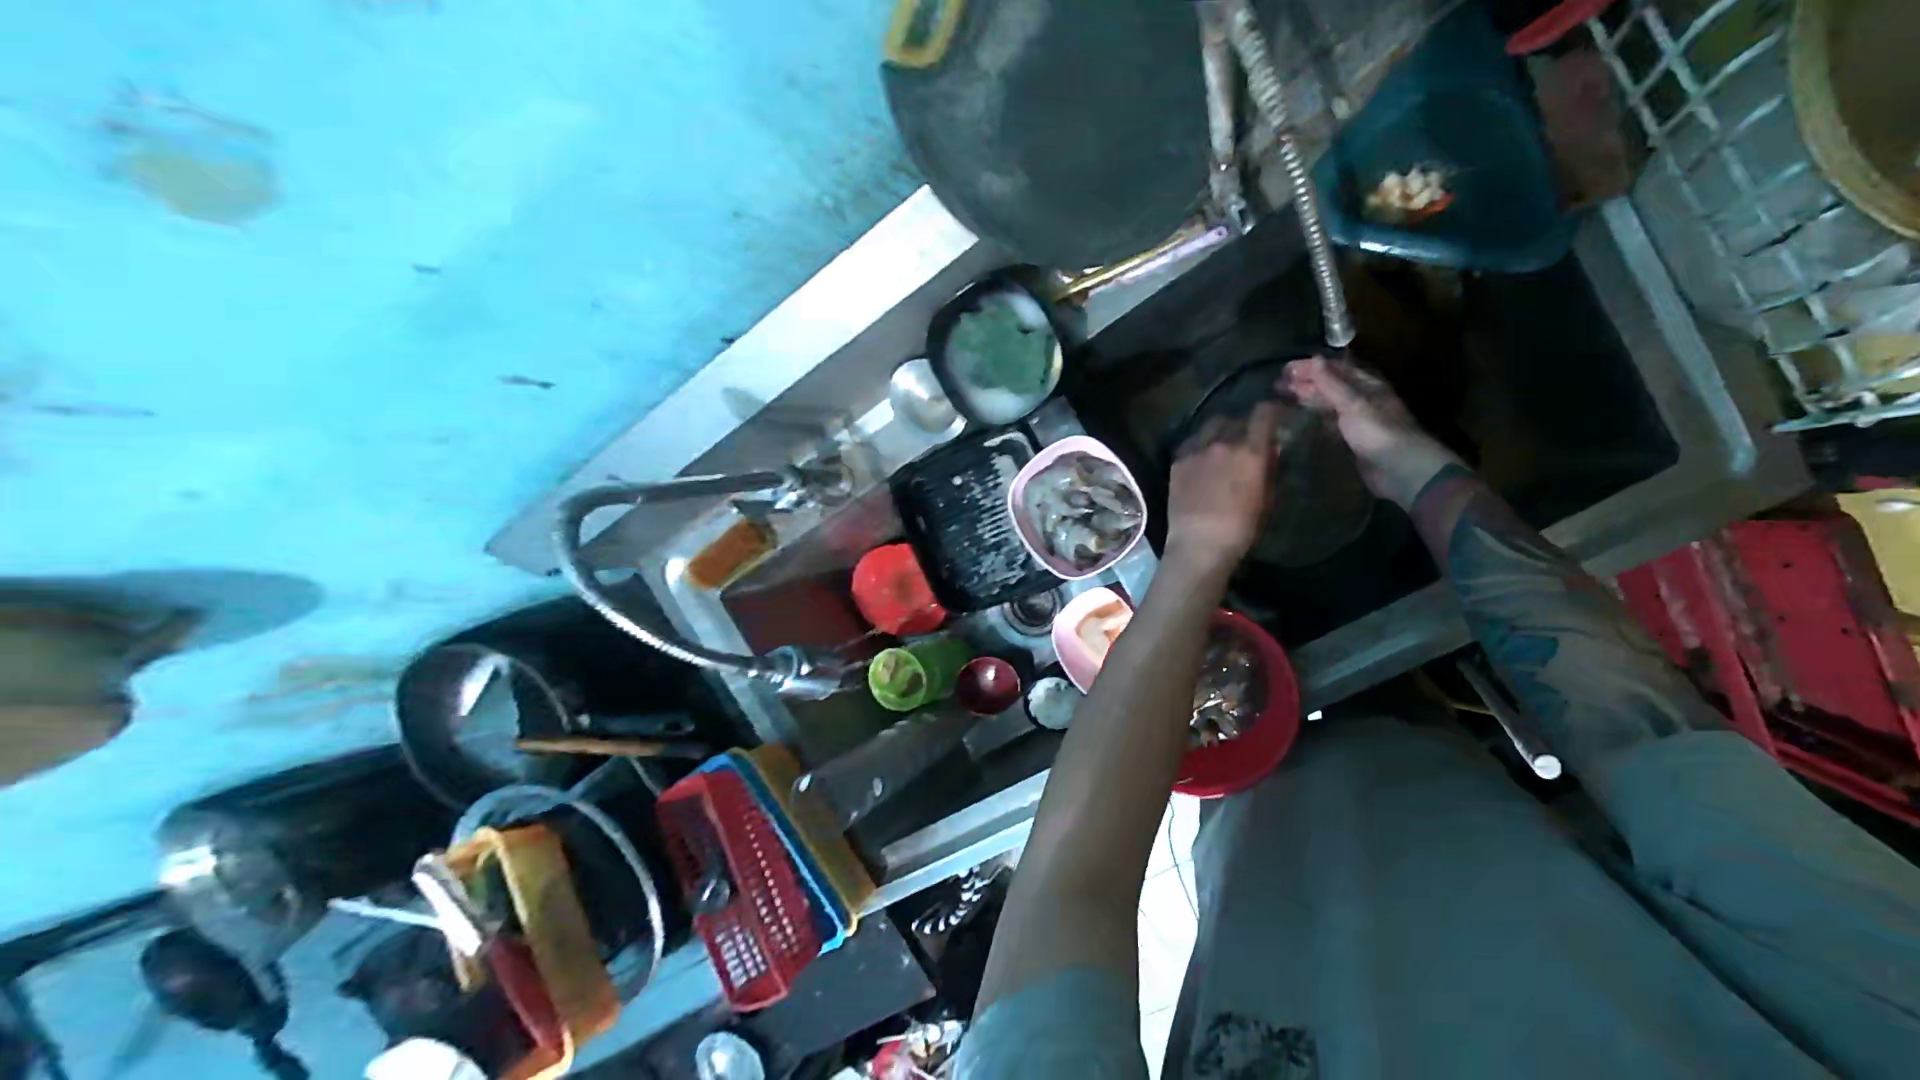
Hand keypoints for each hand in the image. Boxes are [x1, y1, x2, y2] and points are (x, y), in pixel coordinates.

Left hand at [1165, 399, 1283, 573]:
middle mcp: (1222, 443)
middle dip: (1244, 425)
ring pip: (1211, 426)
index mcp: (1250, 451)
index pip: (1264, 413)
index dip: (1272, 410)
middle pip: (1236, 418)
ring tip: (1221, 445)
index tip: (1276, 414)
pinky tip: (1202, 458)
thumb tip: (1270, 449)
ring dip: (1220, 431)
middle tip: (1246, 438)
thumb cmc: (1241, 528)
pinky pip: (1192, 442)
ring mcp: (1196, 450)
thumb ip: (1269, 468)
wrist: (1198, 544)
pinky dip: (1200, 444)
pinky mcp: (1177, 461)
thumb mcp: (1267, 498)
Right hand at [1284, 355, 1461, 508]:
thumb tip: (1315, 359)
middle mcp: (1362, 399)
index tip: (1284, 370)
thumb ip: (1331, 383)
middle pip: (1330, 386)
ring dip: (1308, 400)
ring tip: (1283, 399)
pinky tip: (1301, 420)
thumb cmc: (1378, 432)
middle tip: (1278, 385)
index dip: (1310, 368)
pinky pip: (1329, 424)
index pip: (1335, 369)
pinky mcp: (1351, 440)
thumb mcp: (1353, 403)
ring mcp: (1356, 421)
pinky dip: (1314, 419)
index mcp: (1367, 386)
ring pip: (1328, 404)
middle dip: (1305, 383)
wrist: (1400, 469)